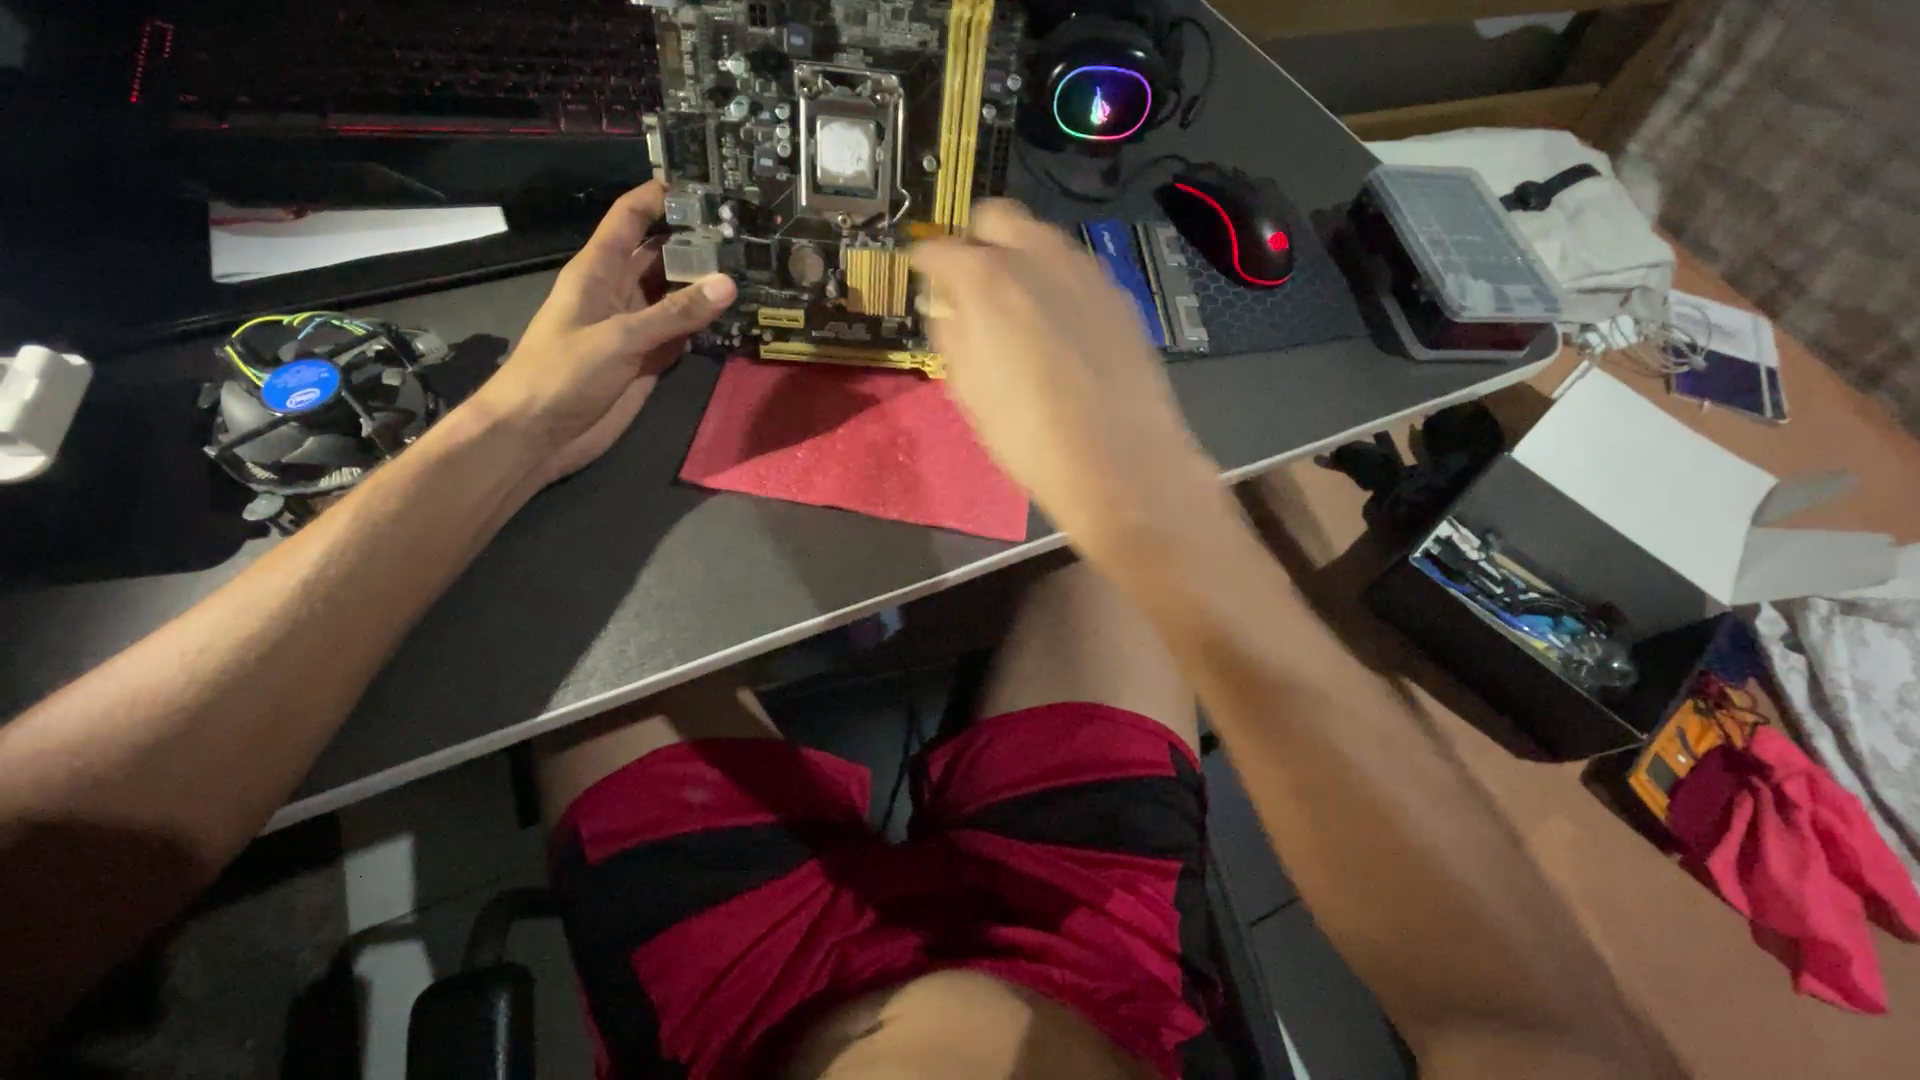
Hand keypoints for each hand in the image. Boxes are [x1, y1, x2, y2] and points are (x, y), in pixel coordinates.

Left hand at [469, 181, 736, 486]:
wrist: (539, 434)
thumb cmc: (562, 374)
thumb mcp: (618, 337)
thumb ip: (674, 314)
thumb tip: (728, 283)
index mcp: (597, 271)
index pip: (628, 219)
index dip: (658, 197)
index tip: (701, 185)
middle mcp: (619, 291)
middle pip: (661, 255)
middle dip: (697, 242)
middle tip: (747, 233)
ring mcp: (635, 327)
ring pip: (677, 296)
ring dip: (707, 287)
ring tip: (754, 269)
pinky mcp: (649, 360)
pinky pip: (683, 334)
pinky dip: (707, 327)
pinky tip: (739, 317)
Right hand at [911, 200, 1229, 562]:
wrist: (1120, 463)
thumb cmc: (1030, 438)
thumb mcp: (968, 392)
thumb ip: (951, 334)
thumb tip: (947, 307)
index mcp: (987, 281)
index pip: (938, 249)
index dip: (924, 264)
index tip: (923, 281)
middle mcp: (1037, 258)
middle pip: (995, 218)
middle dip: (975, 242)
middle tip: (969, 285)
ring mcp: (1085, 272)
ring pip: (1041, 238)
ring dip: (1018, 258)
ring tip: (1014, 307)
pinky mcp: (1118, 294)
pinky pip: (1075, 269)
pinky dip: (1055, 282)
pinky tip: (1057, 325)